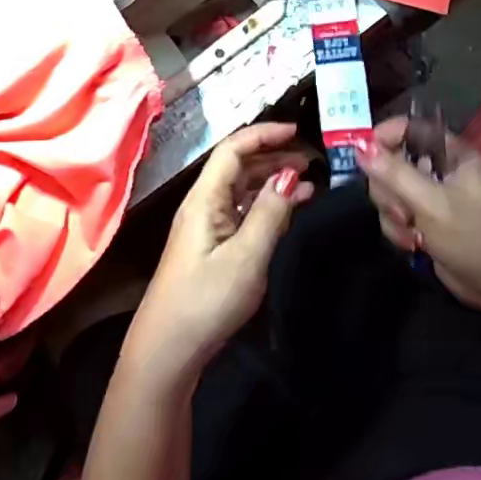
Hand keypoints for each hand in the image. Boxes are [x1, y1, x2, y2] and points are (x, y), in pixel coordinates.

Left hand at [123, 124, 314, 386]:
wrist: (168, 348)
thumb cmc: (207, 299)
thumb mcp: (246, 256)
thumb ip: (270, 213)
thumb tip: (290, 175)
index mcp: (204, 198)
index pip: (233, 149)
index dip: (264, 134)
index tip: (298, 131)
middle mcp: (203, 204)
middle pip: (237, 165)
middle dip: (273, 155)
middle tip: (311, 158)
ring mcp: (206, 225)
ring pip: (241, 188)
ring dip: (271, 179)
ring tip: (308, 180)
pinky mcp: (211, 245)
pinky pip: (241, 211)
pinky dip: (265, 204)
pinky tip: (288, 209)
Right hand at [361, 117, 480, 324]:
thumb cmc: (478, 239)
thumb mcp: (432, 204)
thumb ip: (394, 173)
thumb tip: (360, 146)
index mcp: (451, 154)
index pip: (408, 128)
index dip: (383, 137)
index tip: (364, 156)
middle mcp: (439, 170)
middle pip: (390, 162)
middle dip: (388, 189)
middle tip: (404, 210)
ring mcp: (431, 197)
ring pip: (388, 192)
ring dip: (393, 214)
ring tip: (412, 233)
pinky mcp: (425, 222)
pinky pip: (395, 215)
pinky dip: (398, 230)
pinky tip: (412, 245)